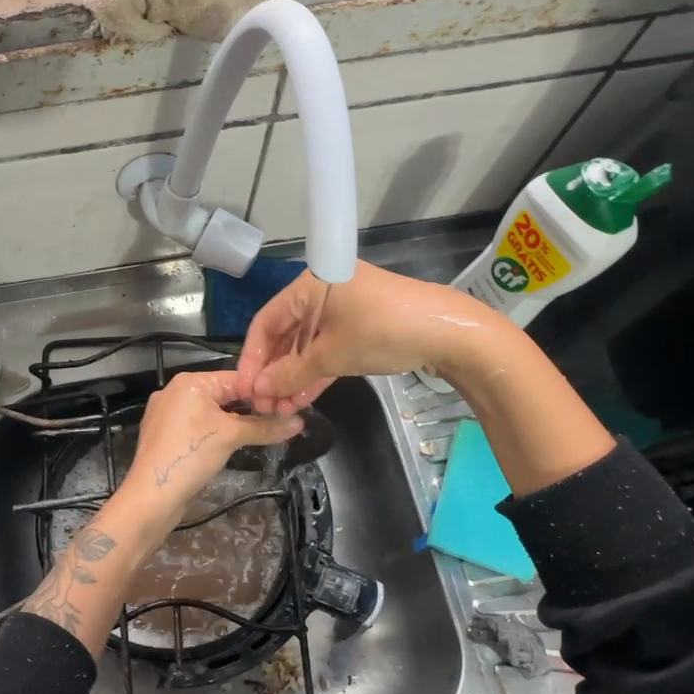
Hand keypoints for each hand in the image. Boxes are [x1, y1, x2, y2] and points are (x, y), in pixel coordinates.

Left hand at [17, 371, 299, 656]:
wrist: (152, 495)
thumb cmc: (191, 455)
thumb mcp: (231, 437)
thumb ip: (265, 428)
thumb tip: (300, 423)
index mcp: (190, 382)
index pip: (237, 378)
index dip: (263, 392)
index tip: (289, 405)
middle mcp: (175, 391)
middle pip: (224, 393)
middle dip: (250, 408)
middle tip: (280, 420)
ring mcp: (167, 414)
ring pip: (211, 411)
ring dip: (236, 422)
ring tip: (263, 432)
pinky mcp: (165, 435)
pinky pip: (198, 426)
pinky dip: (217, 432)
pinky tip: (233, 444)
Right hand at [235, 262, 506, 414]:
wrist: (448, 333)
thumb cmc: (383, 332)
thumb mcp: (332, 355)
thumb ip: (290, 374)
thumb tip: (260, 391)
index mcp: (310, 285)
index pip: (266, 322)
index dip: (253, 358)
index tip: (245, 389)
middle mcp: (322, 292)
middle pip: (285, 335)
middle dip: (273, 372)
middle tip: (261, 404)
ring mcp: (343, 310)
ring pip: (306, 347)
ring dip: (291, 377)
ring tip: (278, 408)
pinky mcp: (359, 328)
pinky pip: (326, 350)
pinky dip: (314, 373)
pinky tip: (299, 399)